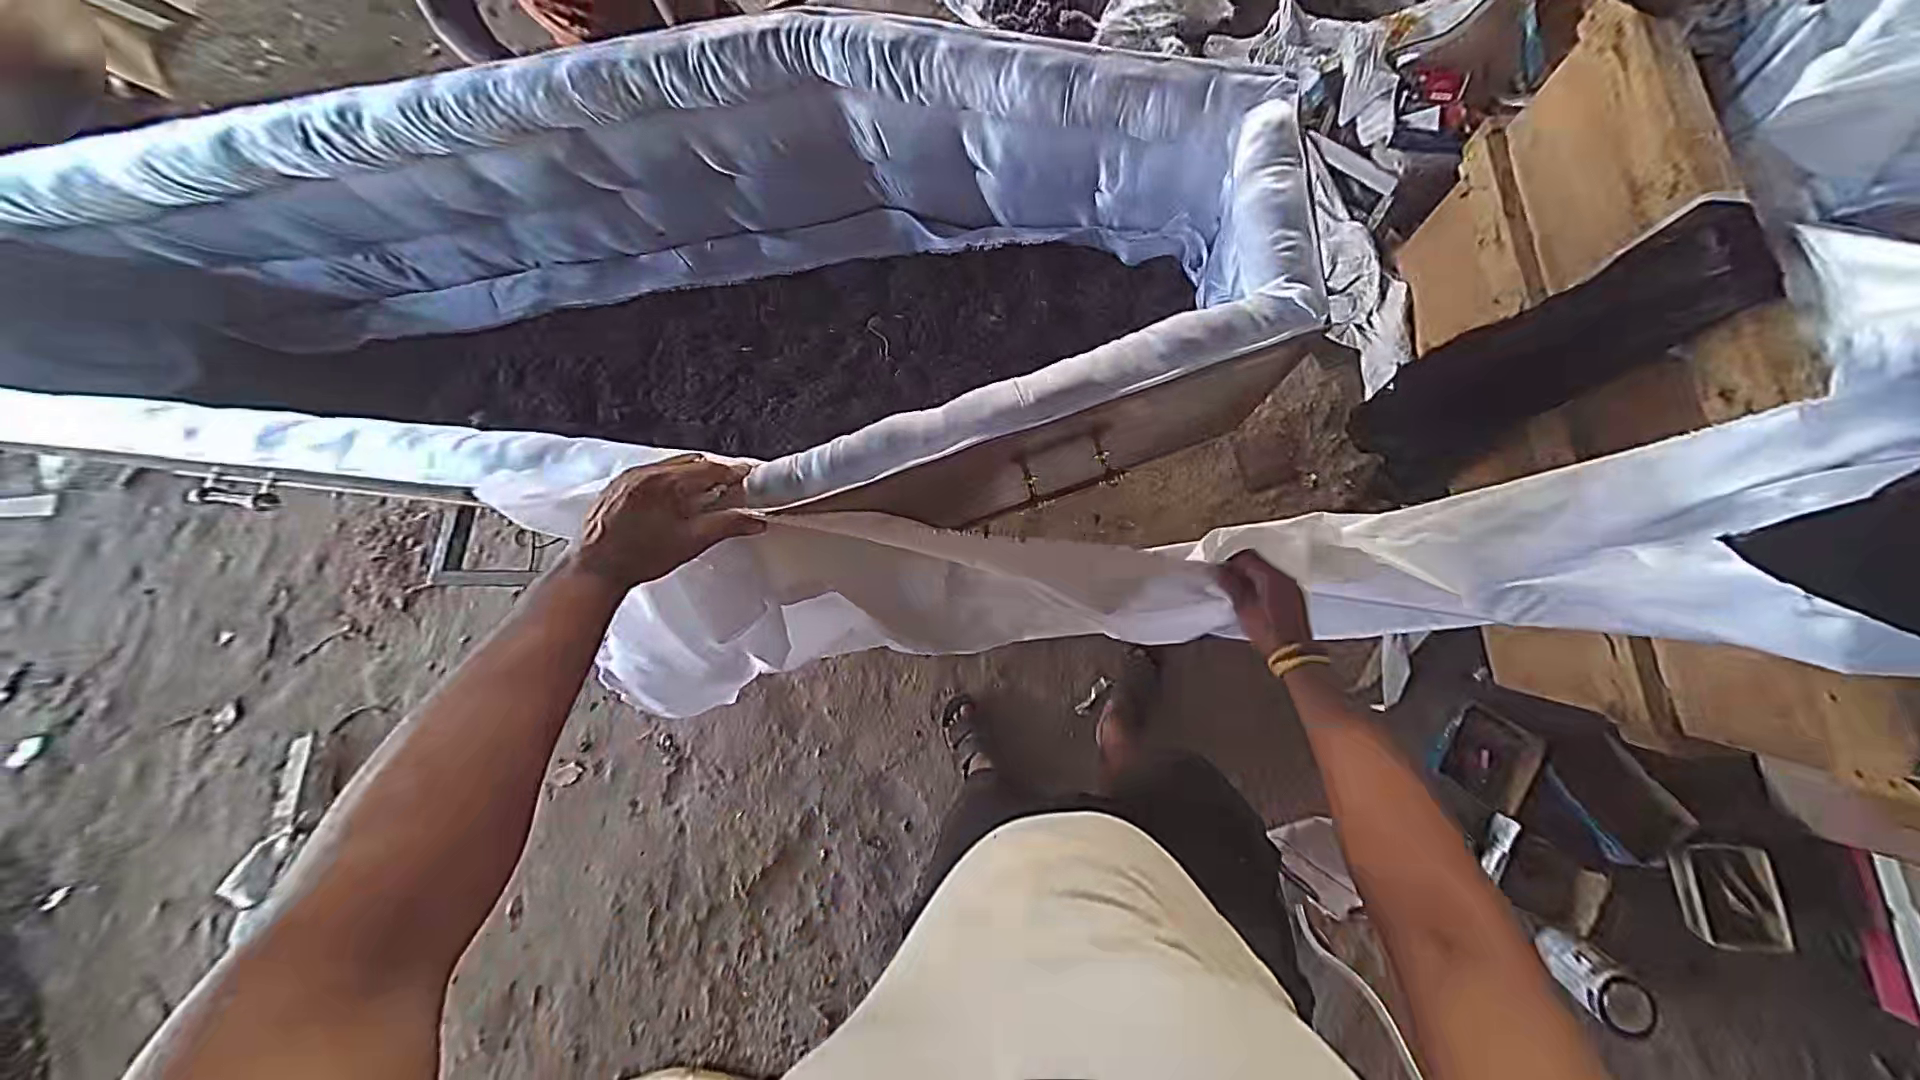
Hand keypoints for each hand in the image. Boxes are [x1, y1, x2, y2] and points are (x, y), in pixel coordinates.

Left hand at [567, 456, 766, 591]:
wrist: (596, 569)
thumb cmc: (637, 557)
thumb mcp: (692, 541)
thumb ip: (727, 525)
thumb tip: (753, 521)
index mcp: (665, 482)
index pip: (710, 469)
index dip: (732, 473)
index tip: (745, 478)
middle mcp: (645, 473)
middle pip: (691, 462)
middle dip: (713, 473)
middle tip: (728, 489)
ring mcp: (629, 478)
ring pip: (671, 466)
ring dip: (691, 476)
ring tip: (702, 497)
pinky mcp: (618, 485)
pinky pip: (652, 473)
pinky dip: (670, 481)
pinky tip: (675, 501)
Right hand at [1214, 551, 1312, 657]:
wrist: (1292, 652)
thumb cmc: (1268, 631)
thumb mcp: (1243, 607)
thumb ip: (1231, 586)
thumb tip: (1220, 572)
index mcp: (1272, 576)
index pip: (1247, 557)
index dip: (1230, 561)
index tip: (1221, 570)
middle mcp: (1285, 578)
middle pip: (1259, 563)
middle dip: (1241, 569)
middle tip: (1227, 579)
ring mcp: (1292, 587)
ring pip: (1267, 573)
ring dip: (1251, 577)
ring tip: (1238, 590)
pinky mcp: (1294, 598)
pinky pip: (1275, 583)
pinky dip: (1262, 585)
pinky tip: (1254, 598)